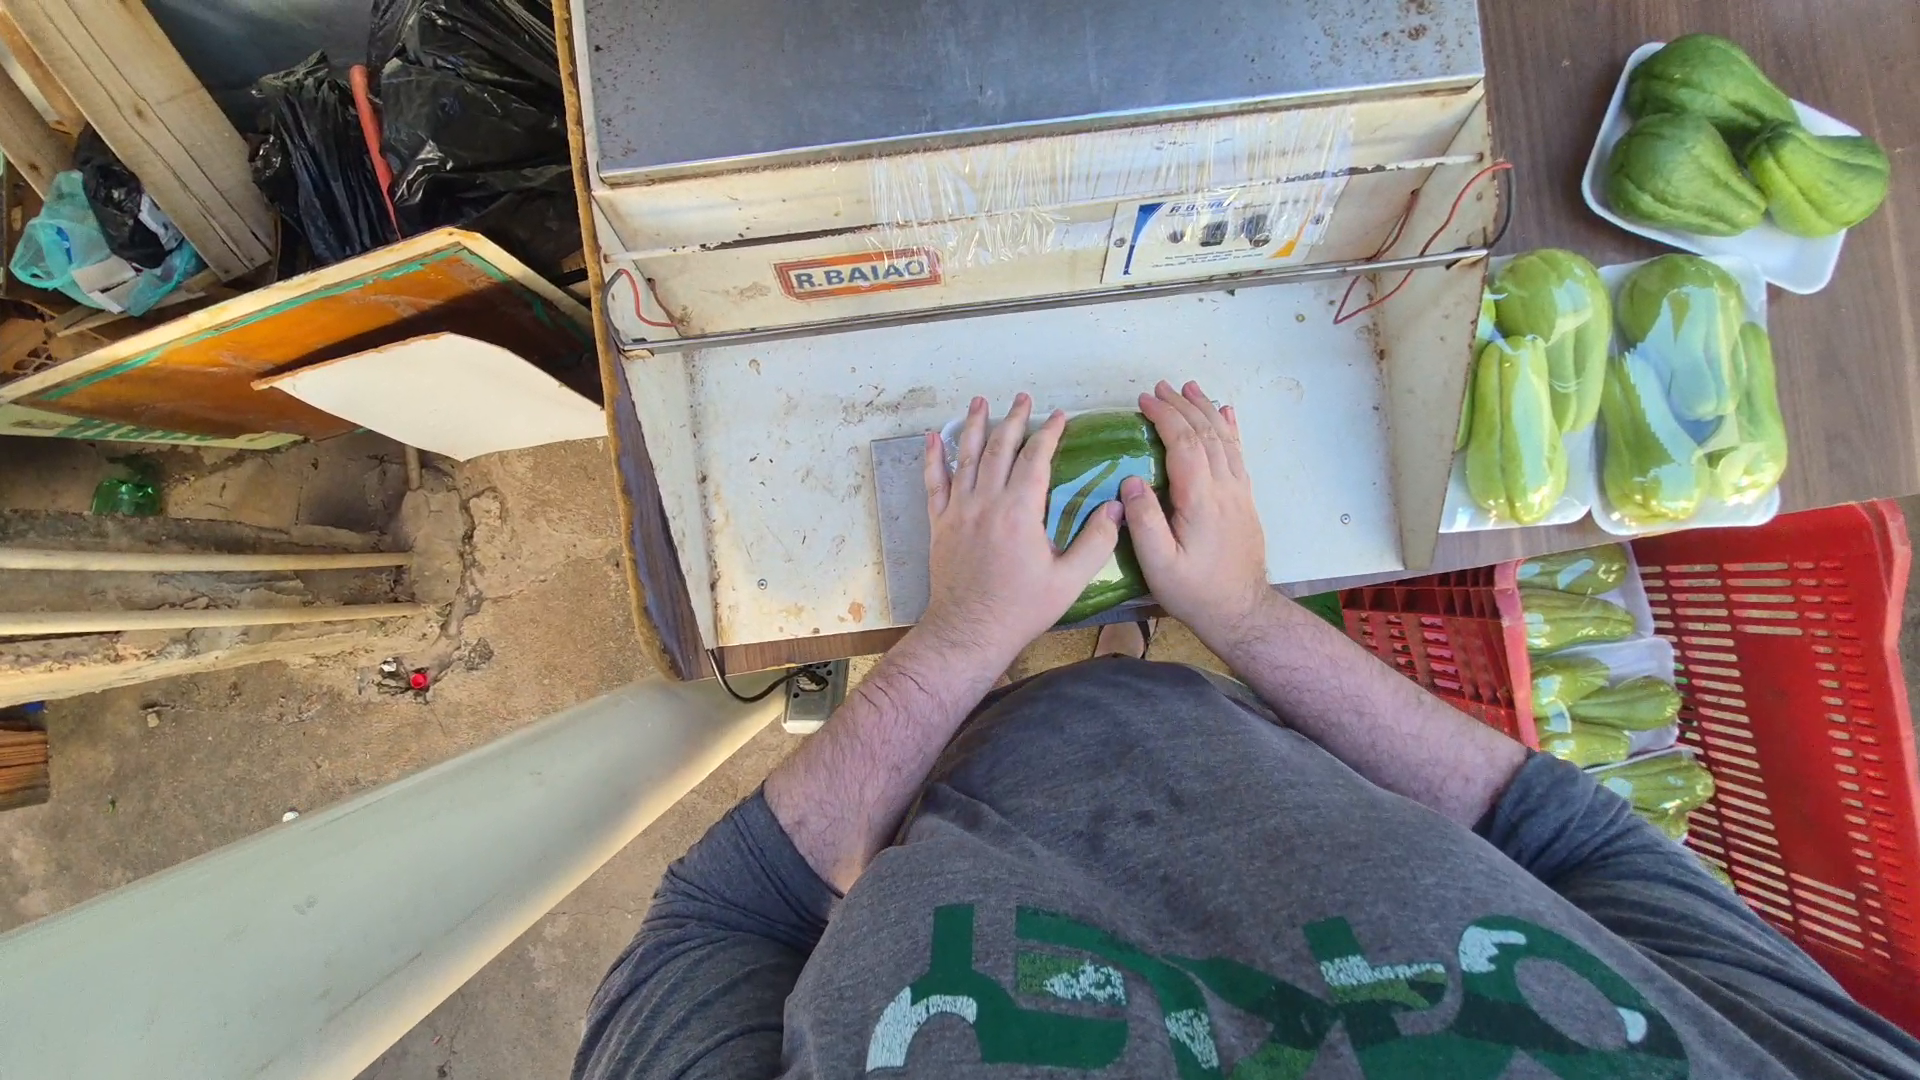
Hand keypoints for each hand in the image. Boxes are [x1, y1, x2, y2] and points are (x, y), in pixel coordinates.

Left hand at [918, 393, 1121, 669]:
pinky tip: (932, 439)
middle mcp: (986, 503)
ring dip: (973, 426)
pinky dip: (932, 458)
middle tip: (1023, 399)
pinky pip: (934, 483)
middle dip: (1014, 420)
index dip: (1049, 433)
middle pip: (999, 449)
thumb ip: (1096, 542)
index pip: (1036, 458)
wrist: (969, 631)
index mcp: (1019, 512)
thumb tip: (1117, 507)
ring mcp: (958, 511)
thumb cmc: (1021, 609)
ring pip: (965, 458)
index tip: (1060, 417)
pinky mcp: (939, 524)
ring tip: (978, 402)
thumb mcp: (1068, 581)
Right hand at [1122, 380, 1274, 648]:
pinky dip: (1231, 429)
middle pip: (1206, 433)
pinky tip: (1228, 414)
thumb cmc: (1192, 590)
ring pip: (1225, 439)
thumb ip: (1144, 521)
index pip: (1184, 444)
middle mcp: (1224, 487)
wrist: (1239, 611)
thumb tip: (1131, 481)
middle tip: (1160, 388)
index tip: (1144, 400)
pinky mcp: (1244, 501)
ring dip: (1206, 410)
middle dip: (1182, 406)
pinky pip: (1239, 454)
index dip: (1165, 417)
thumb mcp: (1157, 563)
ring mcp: (1239, 492)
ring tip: (1190, 388)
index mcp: (1200, 499)